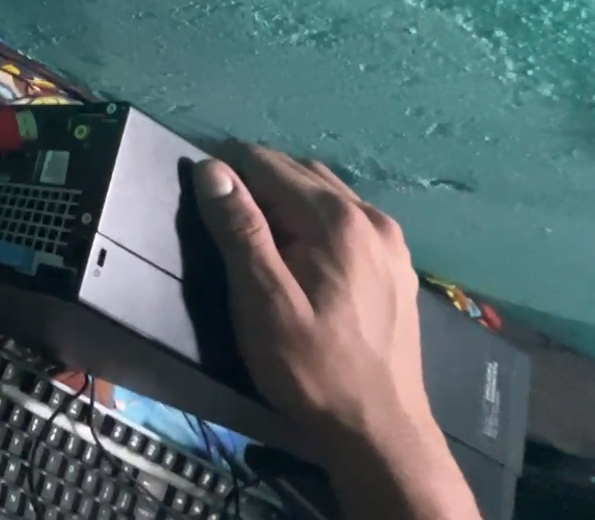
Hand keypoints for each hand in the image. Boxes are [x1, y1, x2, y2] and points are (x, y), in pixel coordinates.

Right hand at [193, 146, 429, 449]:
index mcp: (336, 221)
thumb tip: (209, 168)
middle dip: (251, 181)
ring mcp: (389, 241)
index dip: (224, 172)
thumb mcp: (260, 296)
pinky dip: (307, 214)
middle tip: (222, 223)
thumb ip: (237, 227)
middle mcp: (371, 219)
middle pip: (294, 169)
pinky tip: (293, 249)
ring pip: (319, 188)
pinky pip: (340, 212)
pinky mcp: (393, 262)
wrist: (376, 432)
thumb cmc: (308, 363)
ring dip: (279, 196)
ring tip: (253, 235)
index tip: (202, 203)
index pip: (264, 162)